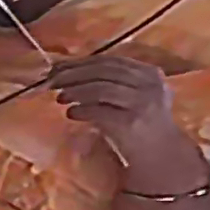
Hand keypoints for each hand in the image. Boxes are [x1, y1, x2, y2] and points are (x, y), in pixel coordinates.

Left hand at [48, 56, 198, 166]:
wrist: (158, 148)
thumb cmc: (134, 117)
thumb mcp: (127, 93)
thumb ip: (103, 80)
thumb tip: (60, 70)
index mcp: (148, 73)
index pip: (109, 61)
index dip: (79, 63)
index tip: (55, 68)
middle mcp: (150, 85)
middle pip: (103, 72)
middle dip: (72, 75)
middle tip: (51, 82)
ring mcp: (143, 103)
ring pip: (101, 89)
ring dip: (75, 92)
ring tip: (60, 98)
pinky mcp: (131, 122)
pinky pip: (98, 111)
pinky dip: (80, 110)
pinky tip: (71, 113)